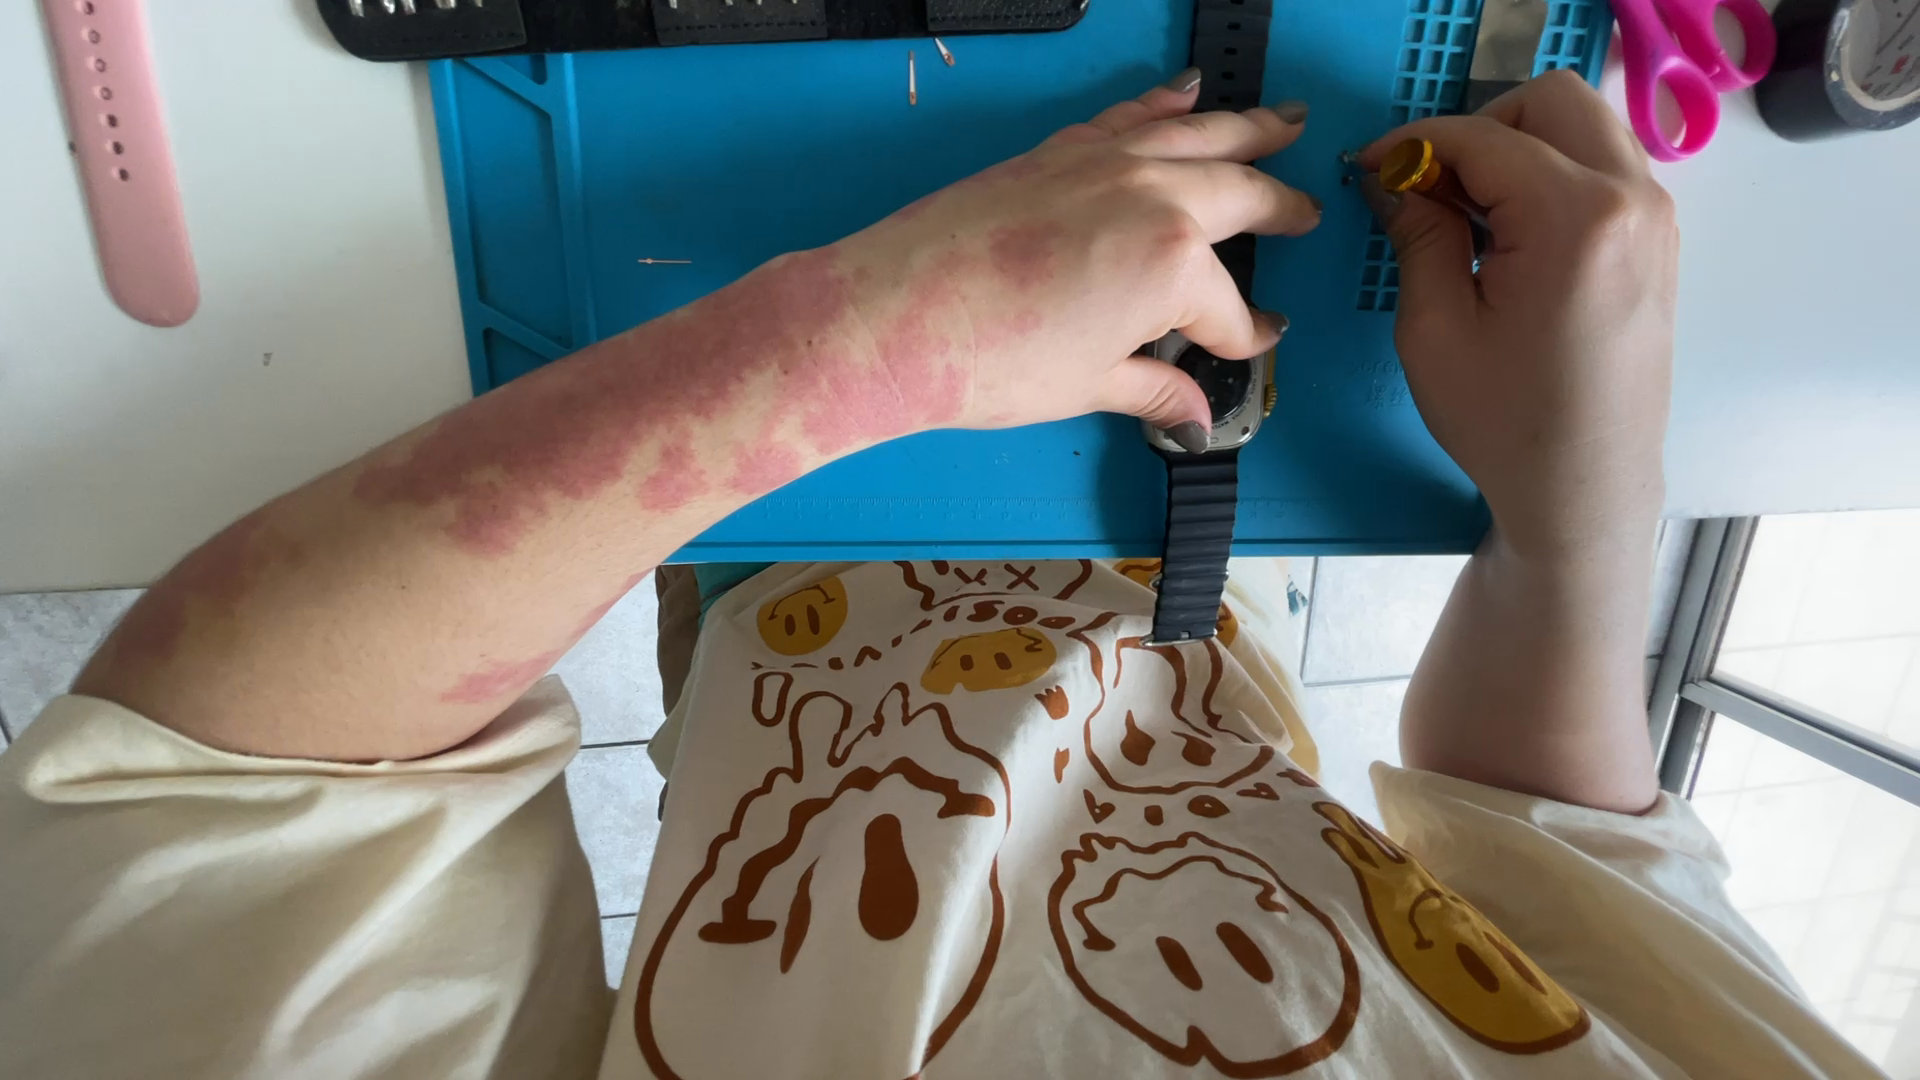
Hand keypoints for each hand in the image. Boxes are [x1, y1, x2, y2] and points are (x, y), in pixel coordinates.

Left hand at [826, 73, 1321, 438]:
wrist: (896, 318)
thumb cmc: (989, 361)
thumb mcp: (1088, 384)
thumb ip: (1153, 389)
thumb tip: (1188, 415)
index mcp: (1173, 264)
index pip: (1225, 311)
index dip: (1241, 336)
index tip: (1251, 344)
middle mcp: (1153, 198)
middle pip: (1238, 199)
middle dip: (1279, 210)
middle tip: (1307, 213)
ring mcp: (1106, 163)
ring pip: (1200, 136)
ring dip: (1248, 130)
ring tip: (1287, 123)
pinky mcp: (1060, 150)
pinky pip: (1132, 114)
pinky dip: (1166, 104)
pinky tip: (1189, 93)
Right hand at [1359, 71, 1675, 560]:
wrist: (1581, 479)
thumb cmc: (1498, 416)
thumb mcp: (1433, 330)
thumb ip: (1420, 240)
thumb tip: (1396, 185)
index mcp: (1574, 216)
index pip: (1486, 138)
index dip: (1413, 143)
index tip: (1364, 168)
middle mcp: (1633, 195)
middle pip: (1552, 101)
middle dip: (1473, 130)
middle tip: (1419, 189)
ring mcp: (1655, 215)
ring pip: (1581, 129)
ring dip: (1510, 152)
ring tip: (1454, 216)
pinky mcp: (1653, 241)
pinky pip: (1598, 171)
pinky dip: (1542, 178)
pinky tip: (1499, 237)